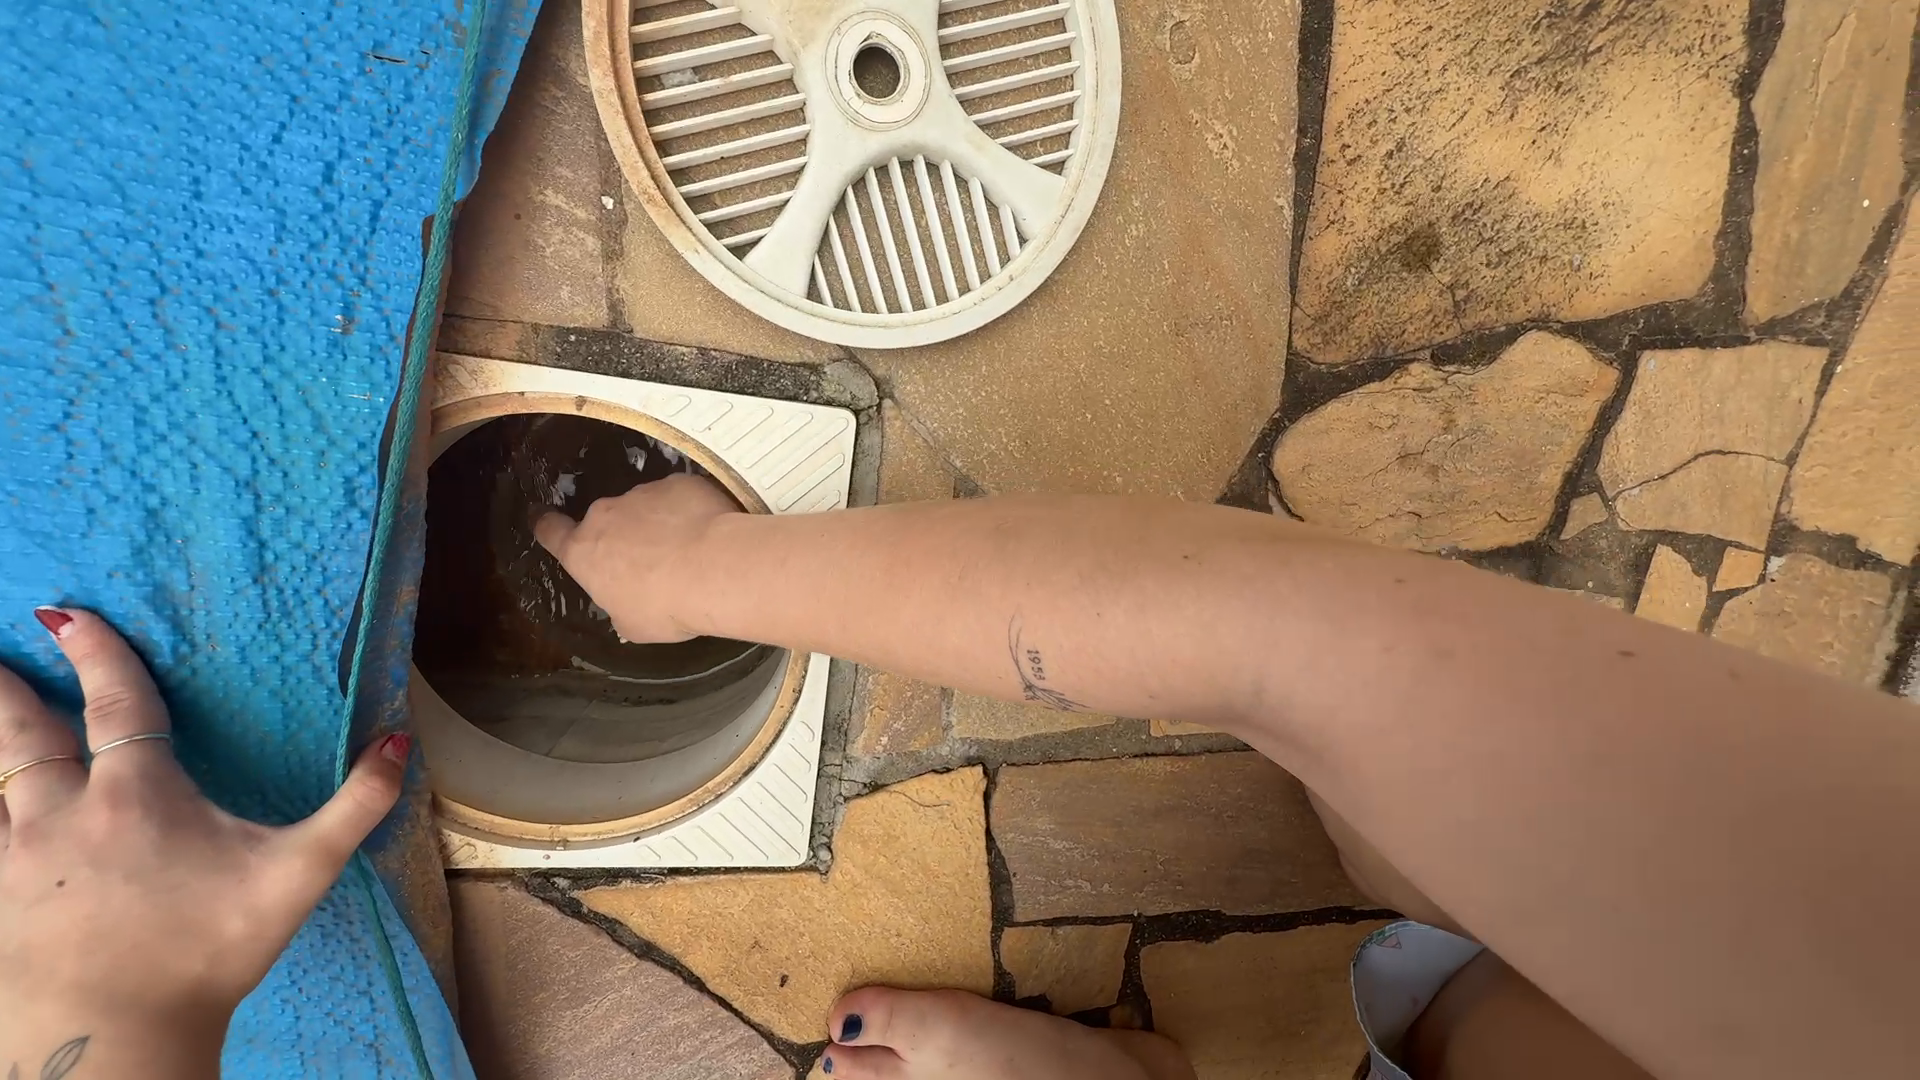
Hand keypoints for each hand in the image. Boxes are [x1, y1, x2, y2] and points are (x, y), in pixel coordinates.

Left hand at [0, 608, 406, 1077]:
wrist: (114, 1039)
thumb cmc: (214, 943)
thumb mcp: (304, 867)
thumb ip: (358, 800)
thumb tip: (399, 738)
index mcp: (137, 798)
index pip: (116, 708)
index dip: (99, 658)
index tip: (70, 615)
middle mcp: (59, 819)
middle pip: (21, 739)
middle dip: (5, 691)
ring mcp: (10, 866)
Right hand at [534, 473, 744, 643]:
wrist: (715, 569)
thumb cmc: (668, 606)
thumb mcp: (634, 624)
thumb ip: (621, 608)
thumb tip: (626, 606)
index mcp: (584, 552)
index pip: (551, 531)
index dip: (550, 527)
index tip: (549, 522)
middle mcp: (606, 515)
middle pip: (607, 520)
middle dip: (627, 534)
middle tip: (657, 558)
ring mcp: (643, 493)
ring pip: (646, 506)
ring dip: (662, 522)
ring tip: (692, 548)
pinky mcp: (679, 483)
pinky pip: (680, 495)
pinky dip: (691, 509)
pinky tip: (710, 530)